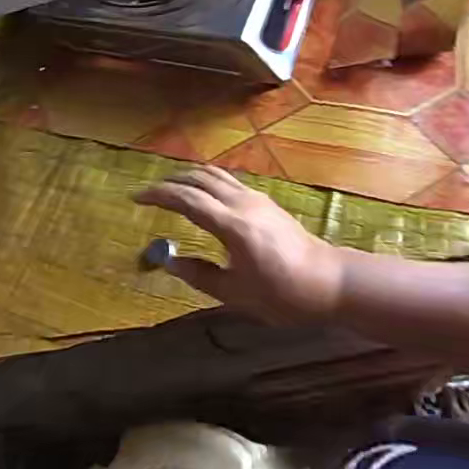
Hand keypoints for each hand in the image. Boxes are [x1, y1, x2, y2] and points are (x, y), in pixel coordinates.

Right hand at [135, 165, 348, 324]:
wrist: (332, 283)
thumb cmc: (284, 295)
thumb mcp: (236, 293)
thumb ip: (199, 275)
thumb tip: (170, 261)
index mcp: (231, 226)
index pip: (186, 199)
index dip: (158, 195)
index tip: (136, 198)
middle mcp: (242, 204)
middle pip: (198, 178)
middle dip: (168, 182)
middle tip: (149, 194)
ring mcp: (256, 199)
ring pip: (214, 174)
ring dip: (187, 176)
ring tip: (170, 188)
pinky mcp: (265, 201)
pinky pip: (227, 180)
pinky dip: (205, 180)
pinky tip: (201, 195)